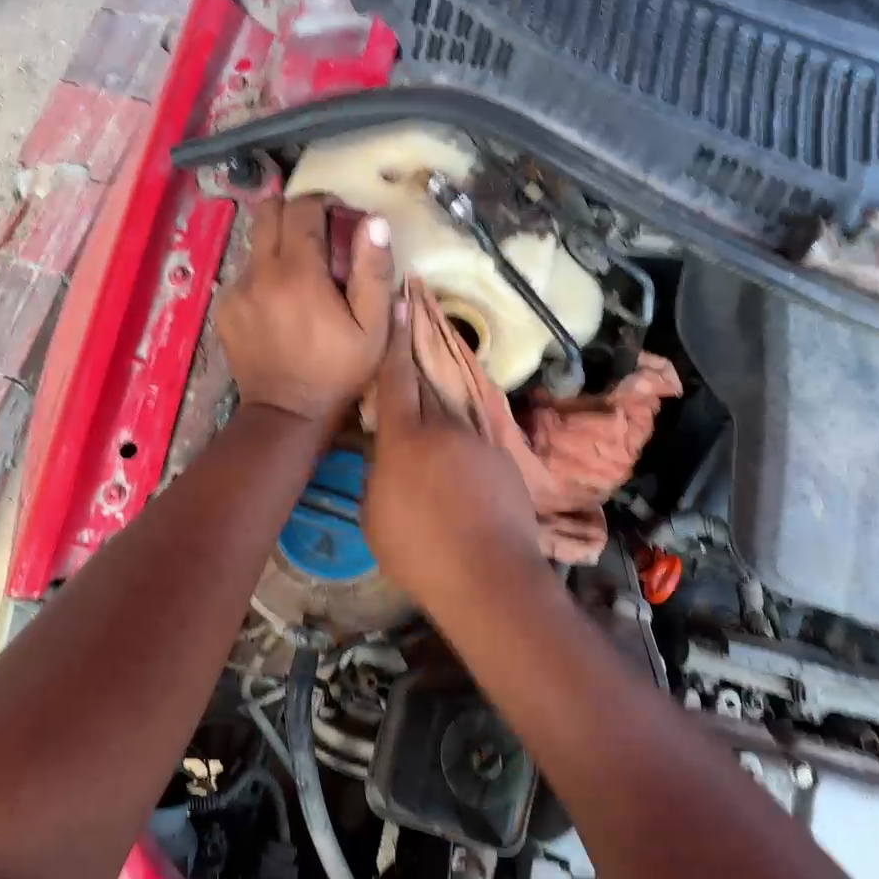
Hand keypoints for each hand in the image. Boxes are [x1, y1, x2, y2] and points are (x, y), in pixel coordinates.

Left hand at [215, 195, 394, 424]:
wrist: (286, 414)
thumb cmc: (337, 372)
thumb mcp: (372, 328)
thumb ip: (373, 271)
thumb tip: (373, 222)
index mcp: (298, 272)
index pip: (303, 207)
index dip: (324, 204)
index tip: (341, 220)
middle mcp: (260, 272)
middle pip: (268, 211)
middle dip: (294, 213)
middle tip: (318, 235)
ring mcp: (237, 289)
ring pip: (255, 241)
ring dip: (279, 244)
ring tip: (302, 275)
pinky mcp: (225, 307)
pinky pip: (246, 272)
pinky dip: (265, 275)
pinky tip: (282, 304)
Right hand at [362, 289, 545, 601]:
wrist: (488, 576)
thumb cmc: (419, 551)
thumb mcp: (375, 514)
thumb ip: (380, 476)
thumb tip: (390, 461)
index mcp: (405, 437)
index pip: (396, 378)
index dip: (395, 340)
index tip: (400, 302)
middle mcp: (444, 427)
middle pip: (429, 380)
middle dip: (419, 348)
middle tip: (415, 314)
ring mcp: (479, 441)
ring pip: (455, 407)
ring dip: (443, 393)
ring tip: (432, 388)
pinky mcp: (503, 460)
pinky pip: (476, 435)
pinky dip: (462, 435)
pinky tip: (457, 449)